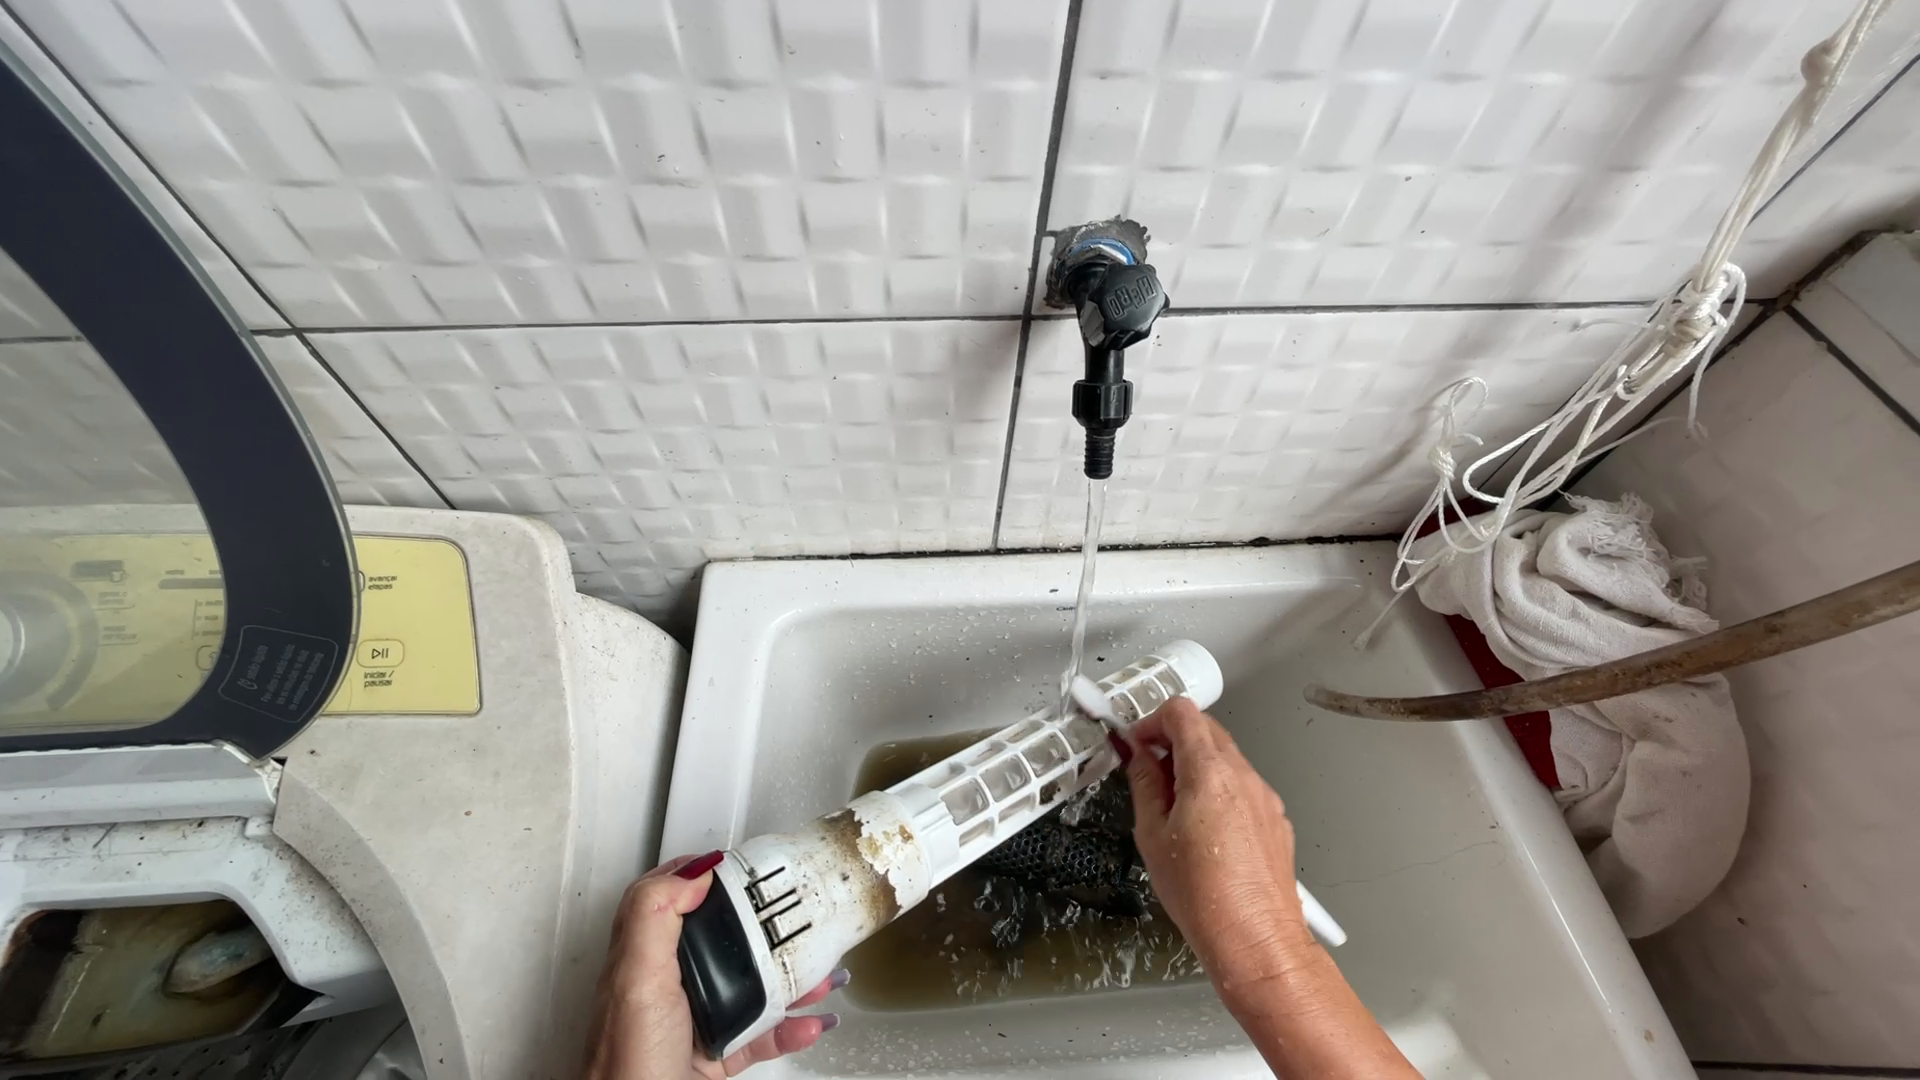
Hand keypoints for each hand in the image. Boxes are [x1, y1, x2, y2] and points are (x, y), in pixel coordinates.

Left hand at [584, 853, 842, 1079]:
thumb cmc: (627, 1069)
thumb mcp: (637, 978)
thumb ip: (655, 914)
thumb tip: (696, 867)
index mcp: (644, 958)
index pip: (666, 896)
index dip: (699, 873)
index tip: (742, 865)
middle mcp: (668, 985)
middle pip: (720, 936)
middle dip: (764, 924)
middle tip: (797, 915)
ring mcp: (692, 1020)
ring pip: (749, 982)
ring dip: (791, 975)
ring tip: (820, 971)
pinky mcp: (712, 1056)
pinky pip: (761, 1033)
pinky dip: (791, 1026)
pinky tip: (810, 1021)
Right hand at [1117, 698, 1313, 989]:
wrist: (1257, 942)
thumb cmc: (1201, 894)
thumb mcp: (1152, 834)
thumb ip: (1144, 782)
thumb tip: (1136, 753)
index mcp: (1208, 772)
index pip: (1181, 712)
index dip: (1151, 721)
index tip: (1135, 743)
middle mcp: (1242, 775)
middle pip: (1204, 728)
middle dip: (1172, 739)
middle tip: (1148, 769)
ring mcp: (1264, 796)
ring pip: (1225, 756)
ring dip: (1195, 764)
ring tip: (1174, 804)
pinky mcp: (1275, 818)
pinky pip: (1241, 785)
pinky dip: (1218, 787)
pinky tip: (1204, 828)